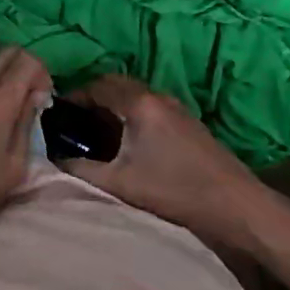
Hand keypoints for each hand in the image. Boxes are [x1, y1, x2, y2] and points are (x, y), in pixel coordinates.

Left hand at [0, 47, 52, 252]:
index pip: (28, 61)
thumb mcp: (16, 162)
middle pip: (7, 52)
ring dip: (1, 65)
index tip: (43, 95)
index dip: (42, 72)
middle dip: (25, 65)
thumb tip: (36, 94)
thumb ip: (27, 121)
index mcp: (1, 100)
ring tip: (5, 89)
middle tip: (29, 91)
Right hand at [58, 75, 266, 246]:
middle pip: (115, 84)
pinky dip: (130, 112)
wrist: (235, 205)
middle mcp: (156, 95)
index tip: (58, 114)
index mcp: (139, 103)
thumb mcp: (120, 183)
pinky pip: (148, 105)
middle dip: (92, 97)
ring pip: (133, 94)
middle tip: (74, 121)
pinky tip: (125, 140)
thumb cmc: (175, 190)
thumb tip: (55, 159)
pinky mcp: (186, 120)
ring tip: (95, 132)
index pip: (97, 85)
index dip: (74, 96)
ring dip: (112, 104)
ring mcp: (175, 106)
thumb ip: (81, 168)